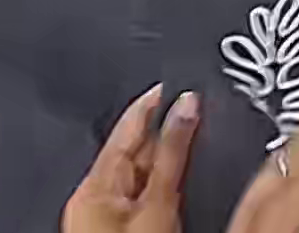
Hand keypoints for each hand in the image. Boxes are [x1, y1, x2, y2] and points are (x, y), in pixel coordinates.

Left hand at [64, 84, 201, 232]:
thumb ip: (173, 150)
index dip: (161, 96)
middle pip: (142, 144)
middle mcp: (96, 198)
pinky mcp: (127, 231)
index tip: (189, 81)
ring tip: (204, 141)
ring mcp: (110, 218)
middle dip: (173, 128)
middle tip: (206, 112)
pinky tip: (191, 176)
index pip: (130, 119)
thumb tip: (188, 101)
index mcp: (92, 185)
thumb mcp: (157, 204)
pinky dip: (173, 180)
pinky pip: (152, 192)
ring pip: (150, 170)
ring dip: (175, 155)